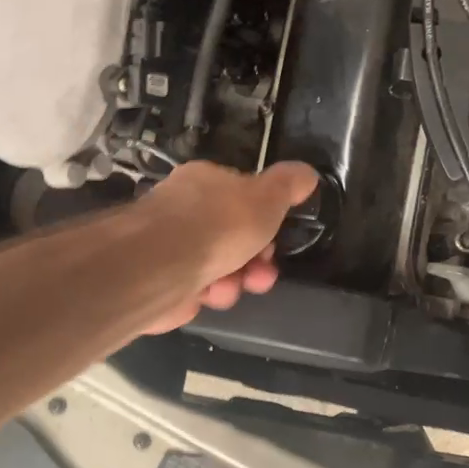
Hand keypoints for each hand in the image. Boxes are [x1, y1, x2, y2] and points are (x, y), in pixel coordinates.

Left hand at [136, 161, 319, 333]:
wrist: (161, 265)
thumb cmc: (218, 224)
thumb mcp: (267, 198)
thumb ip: (288, 185)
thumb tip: (307, 173)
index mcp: (205, 181)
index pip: (241, 195)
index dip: (265, 219)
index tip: (277, 237)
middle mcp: (184, 208)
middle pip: (233, 235)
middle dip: (256, 258)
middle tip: (263, 272)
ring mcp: (170, 244)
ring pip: (219, 265)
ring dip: (237, 278)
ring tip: (240, 285)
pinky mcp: (162, 278)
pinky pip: (198, 286)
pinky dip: (210, 292)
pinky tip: (212, 294)